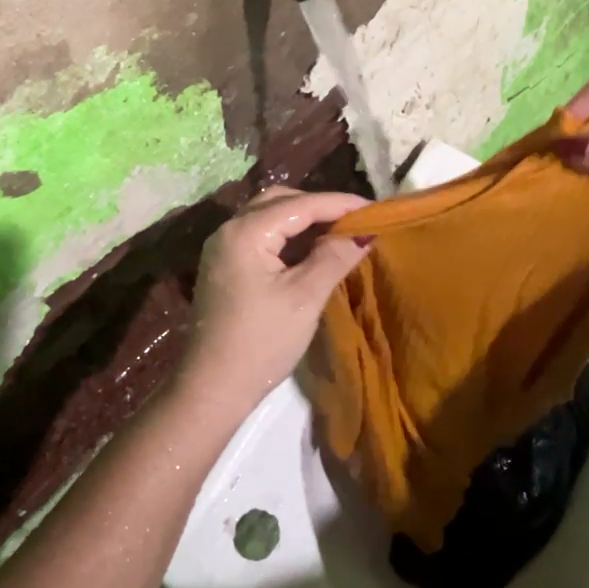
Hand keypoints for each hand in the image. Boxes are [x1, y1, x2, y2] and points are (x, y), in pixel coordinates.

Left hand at [177, 188, 372, 411]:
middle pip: (280, 201)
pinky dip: (287, 235)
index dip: (340, 204)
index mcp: (246, 232)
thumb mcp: (305, 298)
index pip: (300, 205)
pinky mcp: (225, 265)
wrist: (213, 387)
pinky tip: (311, 249)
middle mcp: (229, 229)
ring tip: (339, 231)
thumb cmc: (262, 342)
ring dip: (303, 219)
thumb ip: (333, 257)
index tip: (375, 209)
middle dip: (319, 207)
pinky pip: (261, 235)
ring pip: (269, 216)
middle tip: (355, 220)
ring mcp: (223, 247)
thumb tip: (363, 233)